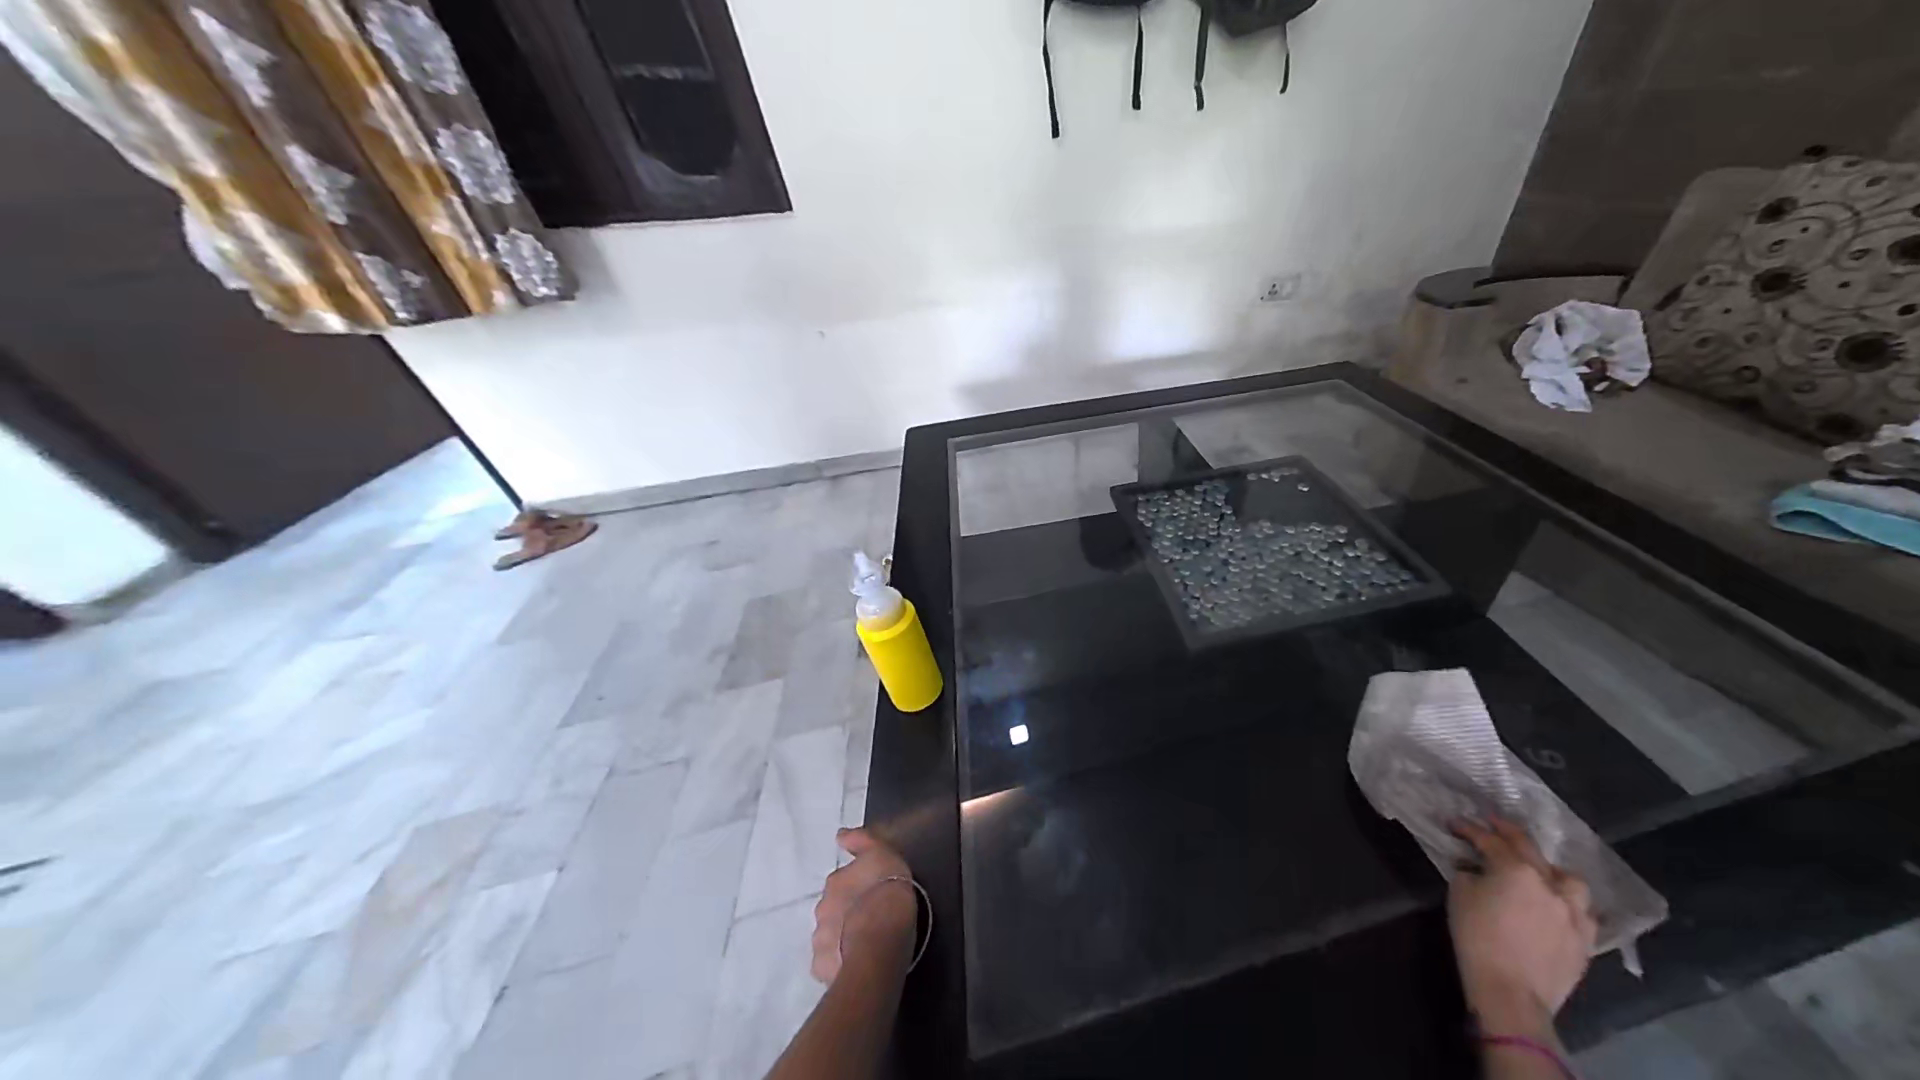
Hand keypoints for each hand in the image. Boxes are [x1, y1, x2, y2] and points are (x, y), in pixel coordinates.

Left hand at [810, 828, 916, 984]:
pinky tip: (856, 962)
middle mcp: (822, 908)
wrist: (881, 938)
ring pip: (829, 936)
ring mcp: (820, 940)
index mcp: (835, 883)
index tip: (869, 892)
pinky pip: (830, 963)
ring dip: (842, 937)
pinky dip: (839, 962)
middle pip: (832, 909)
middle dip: (845, 912)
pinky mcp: (823, 968)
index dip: (855, 887)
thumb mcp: (883, 853)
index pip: (841, 881)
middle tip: (868, 918)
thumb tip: (840, 835)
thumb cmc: (886, 890)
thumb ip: (861, 842)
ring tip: (864, 943)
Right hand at [1447, 817, 1596, 1027]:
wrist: (1511, 990)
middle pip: (1529, 848)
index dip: (1468, 828)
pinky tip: (1555, 905)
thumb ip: (1469, 873)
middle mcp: (1550, 884)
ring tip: (1536, 870)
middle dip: (1506, 832)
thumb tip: (1475, 868)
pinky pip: (1581, 910)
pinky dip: (1566, 901)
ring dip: (1549, 869)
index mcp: (1517, 870)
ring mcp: (1574, 912)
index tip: (1453, 822)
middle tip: (1490, 823)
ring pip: (1568, 879)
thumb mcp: (1459, 895)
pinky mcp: (1585, 938)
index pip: (1489, 840)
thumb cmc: (1477, 937)